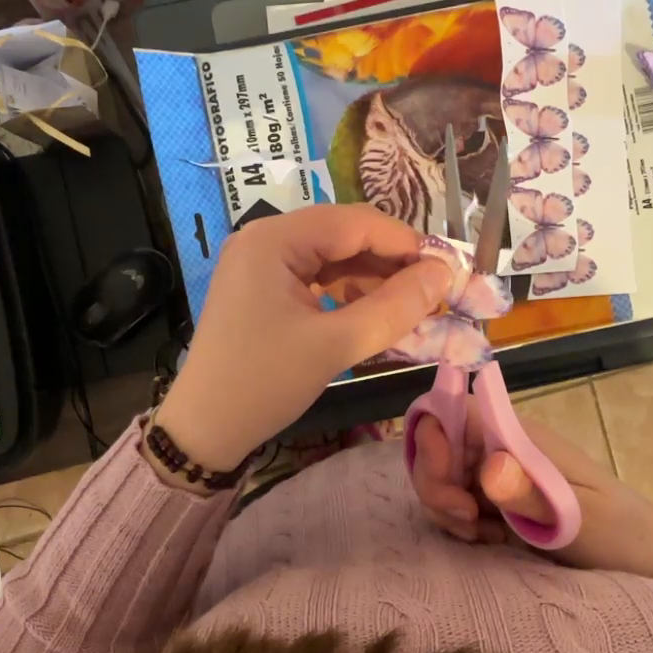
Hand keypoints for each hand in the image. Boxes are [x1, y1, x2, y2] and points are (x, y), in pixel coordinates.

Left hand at [153, 204, 452, 475]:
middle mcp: (266, 241)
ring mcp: (262, 266)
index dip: (405, 243)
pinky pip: (317, 281)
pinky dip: (349, 296)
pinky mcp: (263, 291)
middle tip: (436, 292)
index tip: (448, 270)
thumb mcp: (335, 345)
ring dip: (373, 281)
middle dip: (391, 263)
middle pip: (344, 237)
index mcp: (274, 240)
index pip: (355, 222)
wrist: (204, 430)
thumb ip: (394, 307)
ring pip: (333, 260)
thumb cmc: (264, 383)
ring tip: (413, 308)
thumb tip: (443, 274)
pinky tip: (376, 316)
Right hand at [410, 409, 652, 590]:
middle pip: (436, 447)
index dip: (432, 439)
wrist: (643, 558)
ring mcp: (494, 474)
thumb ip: (530, 494)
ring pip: (440, 478)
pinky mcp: (494, 502)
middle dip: (435, 486)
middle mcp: (499, 447)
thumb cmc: (618, 530)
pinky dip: (458, 524)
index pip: (452, 410)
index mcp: (518, 435)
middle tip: (467, 520)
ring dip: (446, 510)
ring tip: (482, 535)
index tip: (448, 484)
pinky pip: (454, 504)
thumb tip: (488, 467)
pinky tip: (488, 540)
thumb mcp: (579, 517)